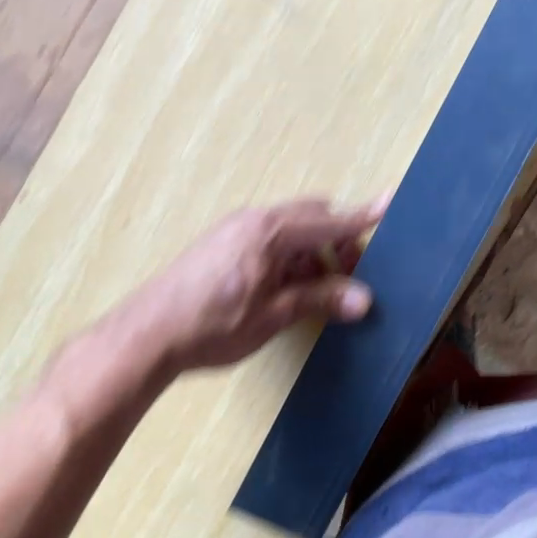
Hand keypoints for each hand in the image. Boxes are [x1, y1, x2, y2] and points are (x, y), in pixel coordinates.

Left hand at [111, 198, 386, 373]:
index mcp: (271, 232)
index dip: (363, 216)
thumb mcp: (273, 316)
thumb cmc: (212, 326)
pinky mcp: (224, 245)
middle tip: (349, 279)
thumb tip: (366, 300)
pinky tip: (286, 291)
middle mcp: (255, 221)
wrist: (144, 336)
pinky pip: (272, 240)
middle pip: (314, 219)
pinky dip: (290, 258)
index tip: (392, 201)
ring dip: (313, 255)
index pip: (330, 221)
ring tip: (316, 293)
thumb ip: (320, 300)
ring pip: (293, 231)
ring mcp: (237, 230)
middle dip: (338, 242)